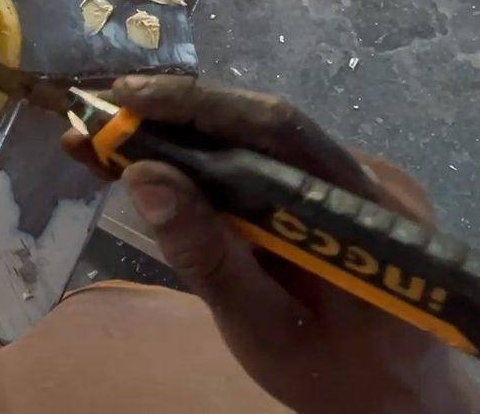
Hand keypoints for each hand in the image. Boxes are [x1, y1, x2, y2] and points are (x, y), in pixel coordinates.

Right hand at [63, 76, 479, 413]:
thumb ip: (208, 255)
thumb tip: (141, 176)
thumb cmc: (331, 373)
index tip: (123, 96)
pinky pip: (243, 156)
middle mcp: (357, 173)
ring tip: (97, 141)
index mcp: (364, 207)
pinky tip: (136, 159)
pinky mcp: (312, 184)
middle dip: (163, 116)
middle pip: (248, 123)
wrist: (388, 397)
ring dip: (164, 136)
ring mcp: (337, 176)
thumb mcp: (263, 327)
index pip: (275, 127)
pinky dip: (185, 156)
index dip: (193, 104)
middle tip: (91, 117)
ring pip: (238, 137)